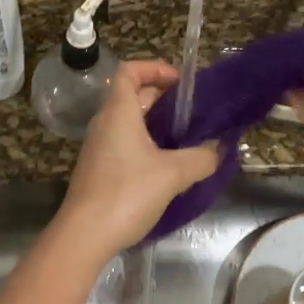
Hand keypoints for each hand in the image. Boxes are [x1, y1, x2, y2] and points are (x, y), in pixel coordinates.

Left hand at [54, 61, 219, 257]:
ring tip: (186, 139)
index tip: (180, 82)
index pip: (129, 70)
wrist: (84, 235)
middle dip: (163, 99)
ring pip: (130, 122)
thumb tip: (218, 148)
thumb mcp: (172, 175)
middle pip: (133, 95)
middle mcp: (106, 122)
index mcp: (118, 111)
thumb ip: (200, 158)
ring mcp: (100, 146)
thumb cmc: (126, 193)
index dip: (154, 68)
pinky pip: (125, 143)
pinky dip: (147, 144)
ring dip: (157, 124)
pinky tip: (168, 167)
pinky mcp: (100, 168)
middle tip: (193, 113)